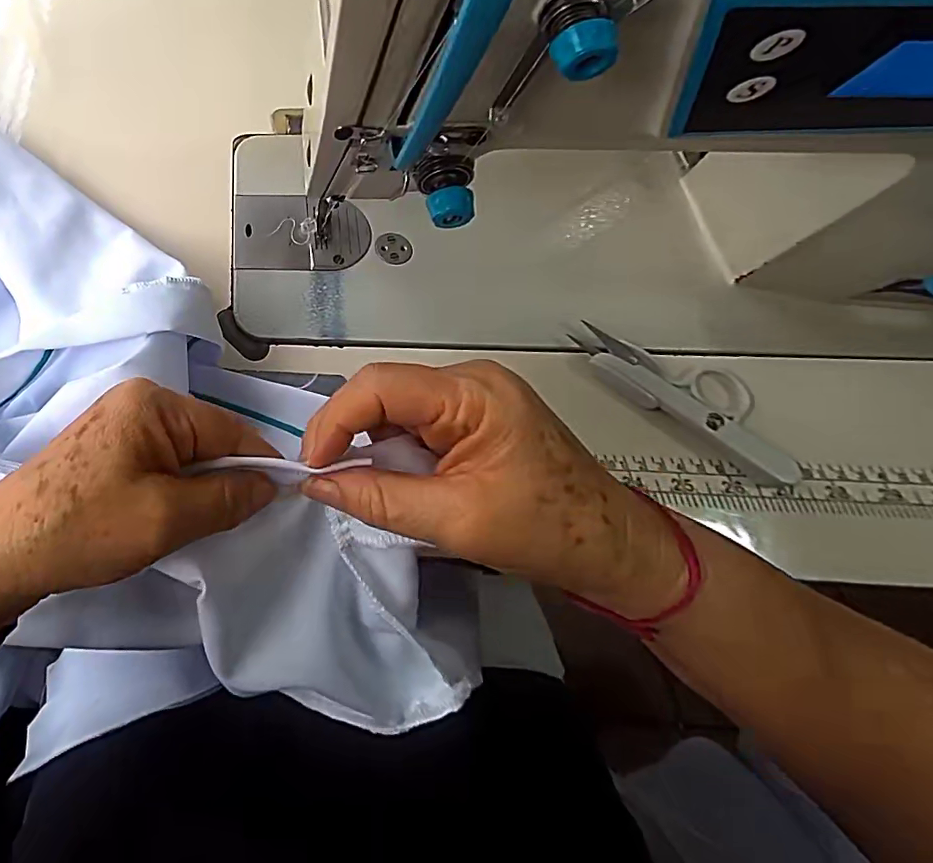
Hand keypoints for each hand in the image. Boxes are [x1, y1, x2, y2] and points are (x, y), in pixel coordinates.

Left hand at [0, 378, 279, 635]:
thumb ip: (227, 497)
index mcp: (151, 402)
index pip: (230, 430)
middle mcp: (133, 402)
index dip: (259, 469)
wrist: (6, 547)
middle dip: (221, 484)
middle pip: (204, 442)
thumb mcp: (168, 516)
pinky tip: (160, 521)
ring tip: (187, 529)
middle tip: (225, 529)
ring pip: (180, 458)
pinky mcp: (100, 451)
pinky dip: (167, 493)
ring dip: (193, 493)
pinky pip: (153, 466)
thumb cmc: (86, 526)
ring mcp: (113, 425)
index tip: (279, 508)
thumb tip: (268, 484)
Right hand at [299, 361, 688, 617]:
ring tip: (361, 479)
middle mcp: (469, 381)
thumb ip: (376, 499)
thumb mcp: (453, 521)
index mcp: (474, 395)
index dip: (334, 422)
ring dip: (366, 442)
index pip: (378, 387)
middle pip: (379, 391)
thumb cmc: (549, 534)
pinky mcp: (469, 413)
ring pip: (388, 405)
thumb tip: (315, 485)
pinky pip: (407, 419)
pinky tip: (393, 474)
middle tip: (325, 473)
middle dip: (344, 432)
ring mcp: (471, 394)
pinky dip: (388, 447)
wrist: (618, 550)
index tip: (314, 466)